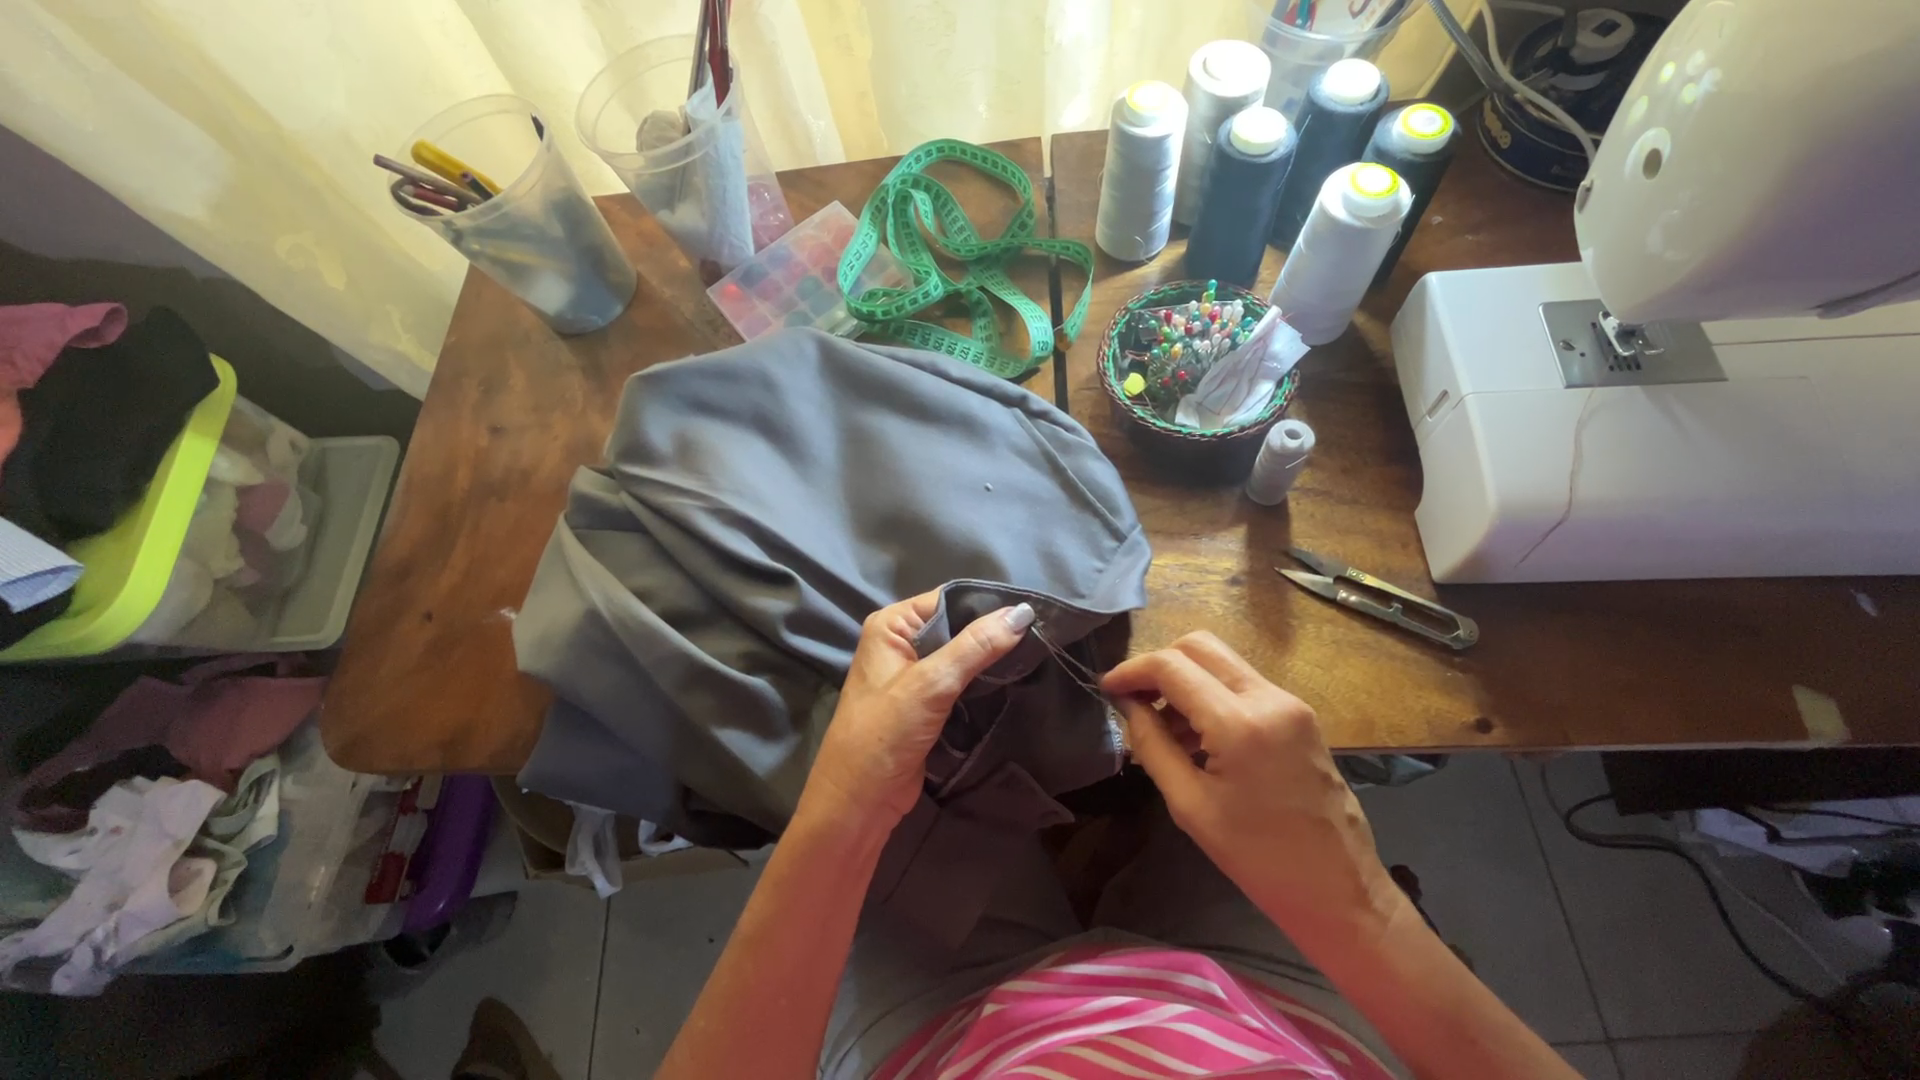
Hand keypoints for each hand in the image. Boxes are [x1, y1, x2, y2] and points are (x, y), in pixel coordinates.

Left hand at [801, 591, 1034, 831]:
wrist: (860, 801)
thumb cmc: (886, 733)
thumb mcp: (932, 683)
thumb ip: (977, 646)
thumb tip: (1023, 611)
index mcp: (892, 625)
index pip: (948, 600)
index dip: (988, 605)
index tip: (1033, 613)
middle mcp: (901, 642)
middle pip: (957, 626)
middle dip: (994, 634)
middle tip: (1041, 636)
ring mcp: (914, 674)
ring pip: (963, 656)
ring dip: (992, 660)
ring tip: (1036, 656)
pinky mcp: (927, 703)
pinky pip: (962, 682)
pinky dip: (984, 682)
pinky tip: (1014, 681)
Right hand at [1102, 632, 1406, 939]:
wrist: (1338, 889)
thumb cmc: (1257, 858)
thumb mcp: (1190, 806)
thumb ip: (1152, 745)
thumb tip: (1127, 705)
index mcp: (1240, 723)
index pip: (1172, 666)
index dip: (1131, 671)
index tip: (1107, 690)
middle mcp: (1269, 698)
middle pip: (1199, 646)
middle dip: (1158, 665)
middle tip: (1134, 701)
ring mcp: (1290, 704)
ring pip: (1222, 662)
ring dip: (1185, 680)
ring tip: (1162, 729)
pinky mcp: (1300, 715)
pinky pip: (1243, 684)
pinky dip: (1210, 695)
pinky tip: (1196, 737)